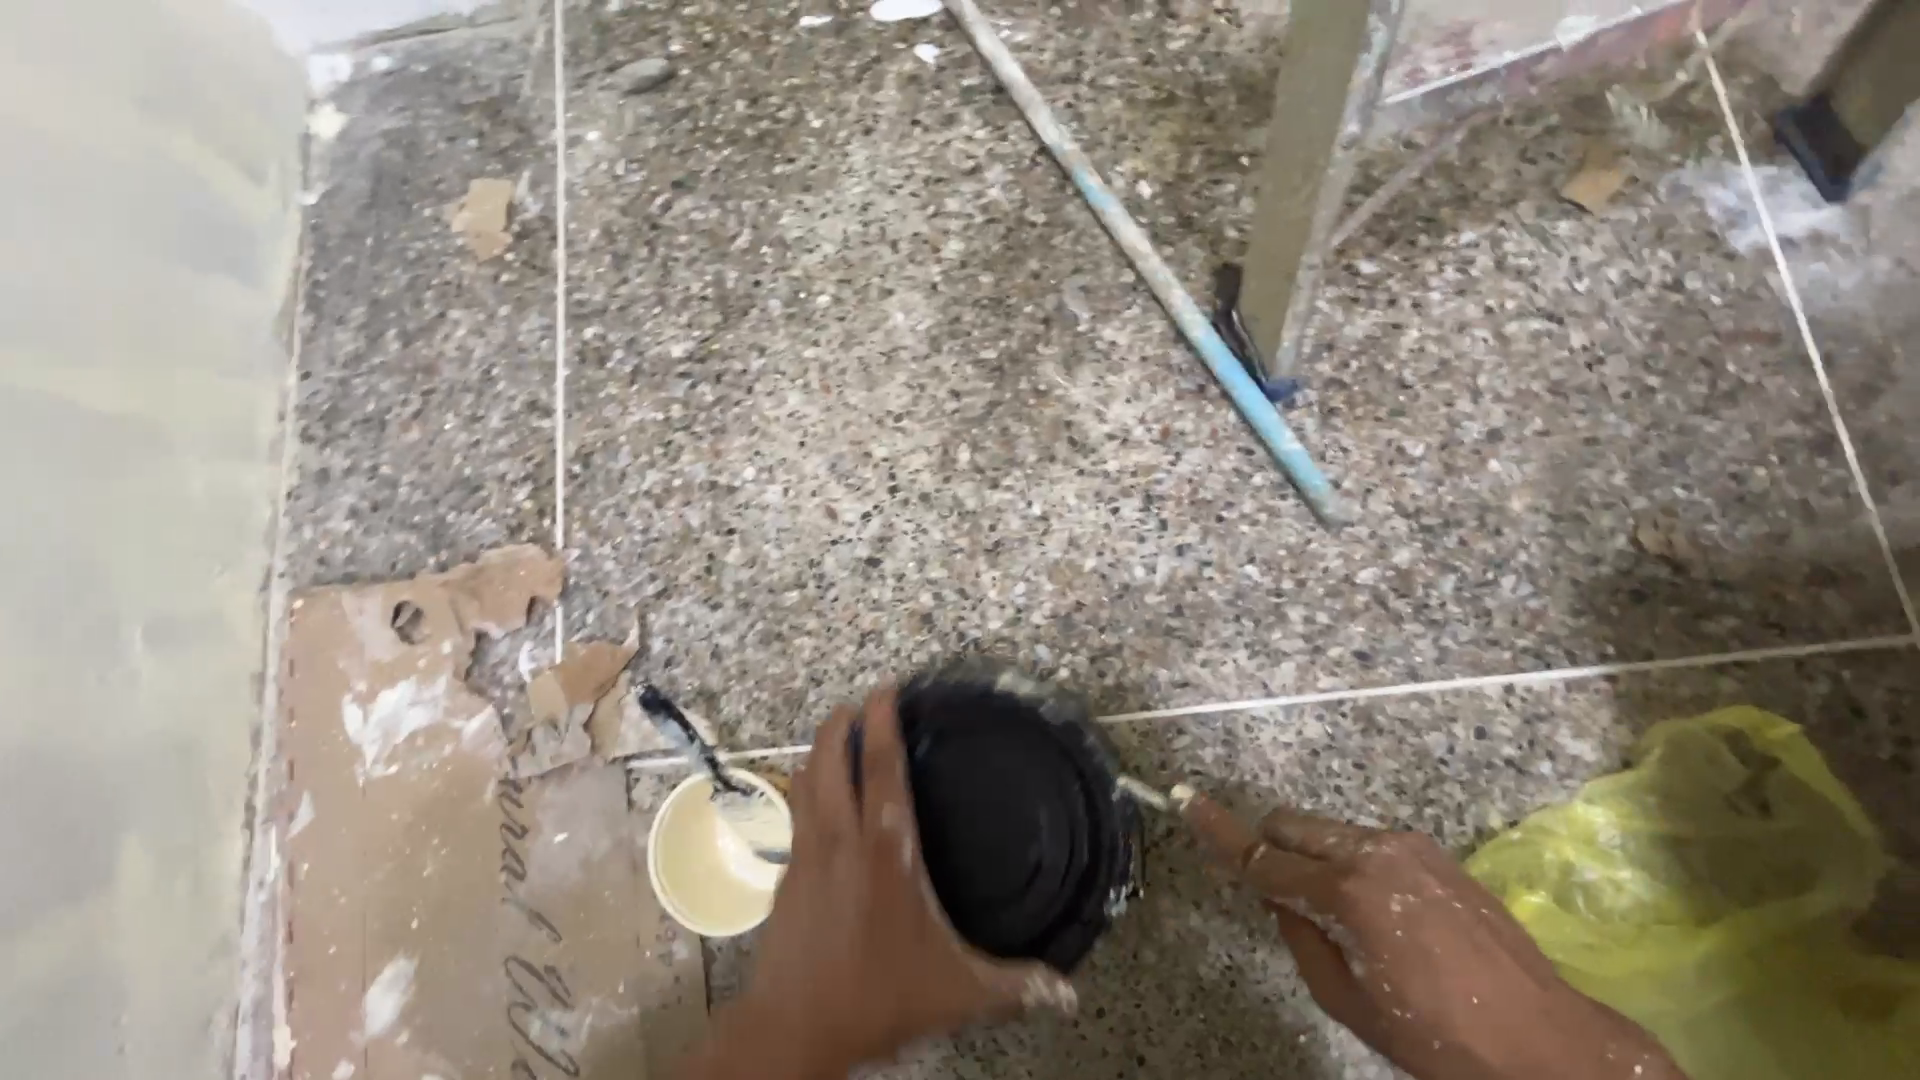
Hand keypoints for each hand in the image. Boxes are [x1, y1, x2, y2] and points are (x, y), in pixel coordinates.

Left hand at [681, 688, 1076, 1079]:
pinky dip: (806, 790)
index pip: (881, 767)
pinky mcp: (786, 878)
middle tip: (858, 702)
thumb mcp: (958, 992)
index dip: (881, 722)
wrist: (794, 1030)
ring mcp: (807, 855)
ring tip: (835, 736)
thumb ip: (1015, 986)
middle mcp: (841, 839)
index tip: (884, 689)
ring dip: (818, 751)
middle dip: (840, 722)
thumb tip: (1070, 992)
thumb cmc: (878, 996)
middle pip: (830, 759)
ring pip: (805, 782)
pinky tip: (818, 803)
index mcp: (885, 849)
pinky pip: (796, 815)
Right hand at [1183, 793, 1683, 1079]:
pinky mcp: (1432, 850)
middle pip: (1290, 824)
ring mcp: (1407, 845)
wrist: (1551, 1044)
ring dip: (1311, 857)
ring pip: (1326, 830)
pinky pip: (1364, 841)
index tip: (1185, 800)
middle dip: (1269, 848)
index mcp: (1347, 893)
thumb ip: (1299, 937)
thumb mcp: (1348, 1002)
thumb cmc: (1439, 1039)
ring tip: (1339, 915)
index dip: (1217, 831)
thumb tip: (1281, 897)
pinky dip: (1348, 862)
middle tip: (1275, 893)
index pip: (1262, 855)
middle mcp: (1373, 852)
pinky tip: (1378, 911)